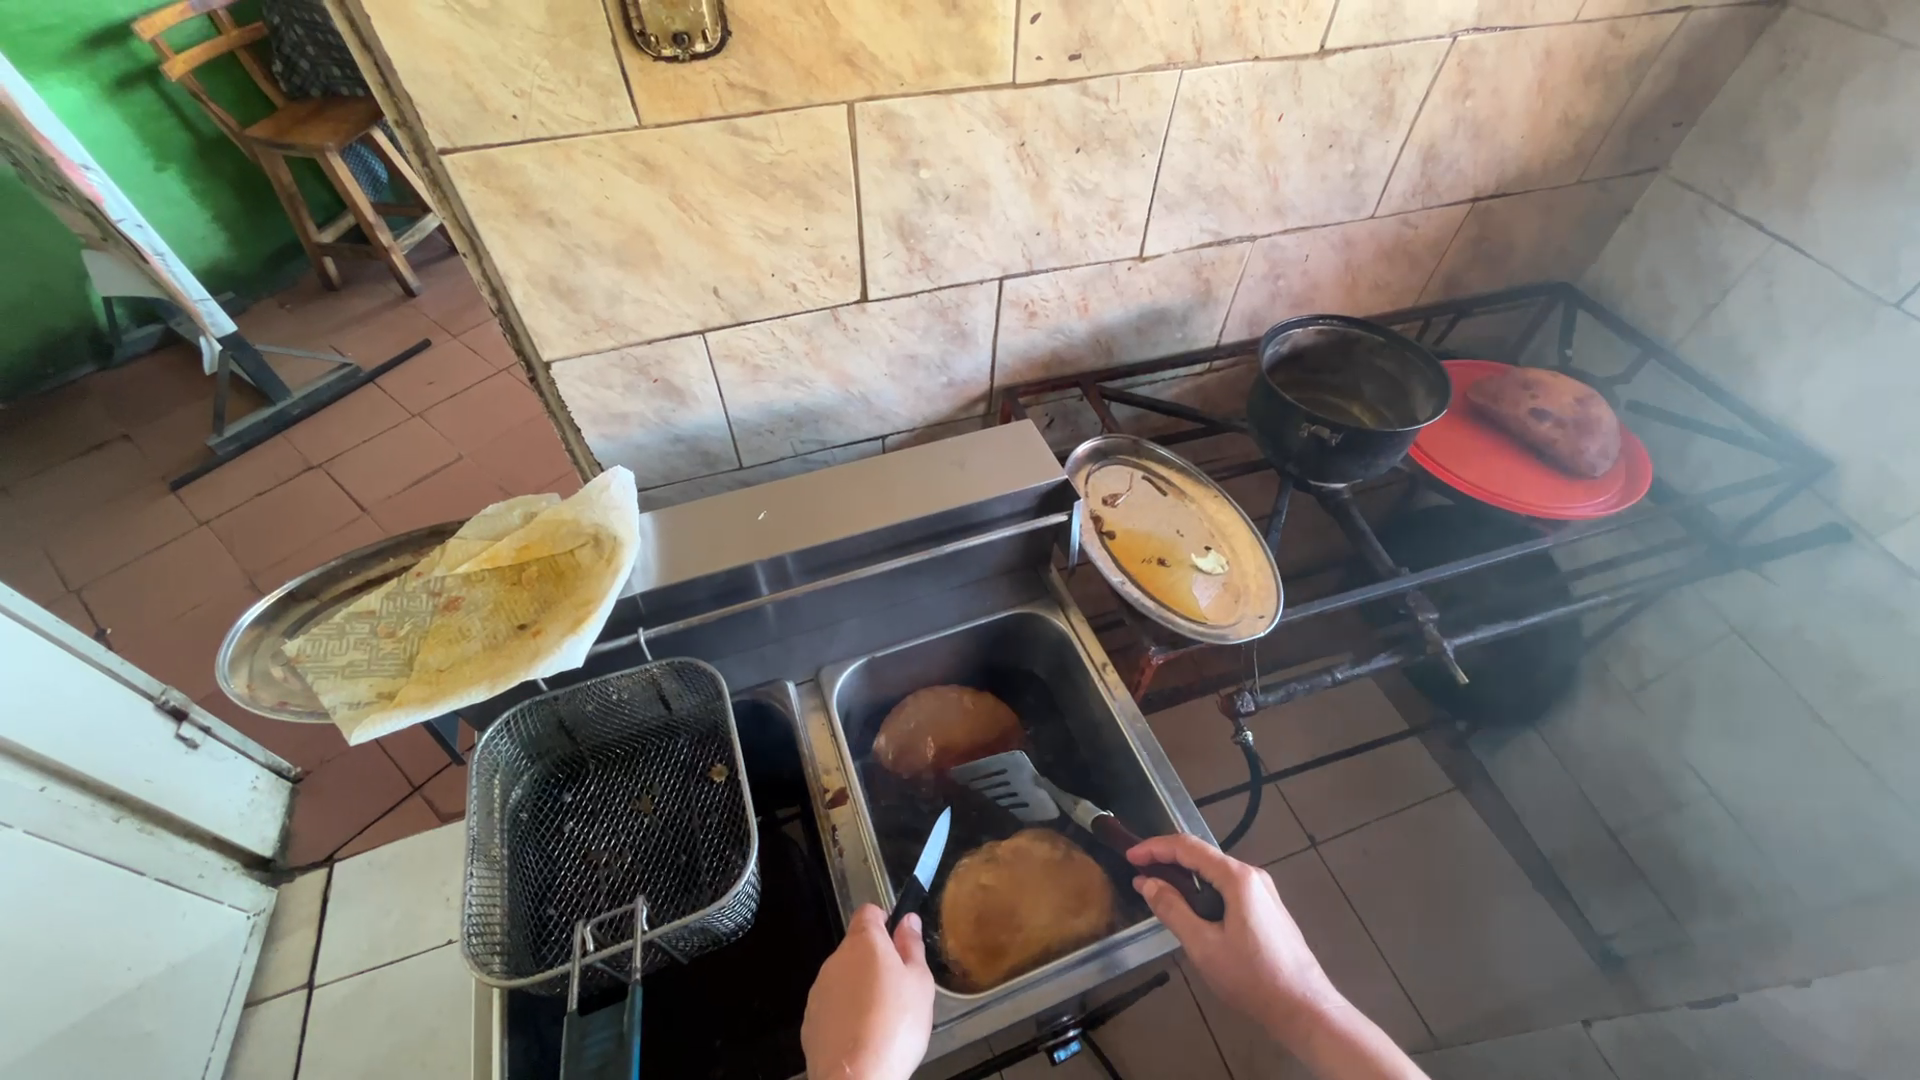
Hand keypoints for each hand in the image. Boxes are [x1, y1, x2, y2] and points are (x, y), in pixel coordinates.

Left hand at [802, 904, 935, 1079]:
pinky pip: (832, 1006)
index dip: (884, 921)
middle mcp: (835, 959)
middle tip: (897, 988)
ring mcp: (819, 991)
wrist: (857, 1079)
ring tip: (881, 1018)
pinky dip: (845, 1014)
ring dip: (859, 988)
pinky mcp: (810, 1021)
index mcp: (864, 942)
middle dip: (875, 961)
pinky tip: (861, 1037)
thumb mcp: (920, 983)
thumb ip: (912, 947)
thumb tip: (908, 920)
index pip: (868, 912)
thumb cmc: (896, 1024)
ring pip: (843, 978)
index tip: (897, 942)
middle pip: (856, 948)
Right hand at [1127, 834, 1343, 1046]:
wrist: (1307, 1011)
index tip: (1130, 857)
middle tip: (1140, 875)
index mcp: (1237, 878)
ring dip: (1186, 877)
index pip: (1187, 847)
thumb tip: (1147, 882)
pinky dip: (1203, 891)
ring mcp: (1263, 892)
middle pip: (1202, 856)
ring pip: (1215, 873)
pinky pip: (1227, 888)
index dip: (1155, 848)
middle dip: (1168, 861)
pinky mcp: (1268, 909)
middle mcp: (1252, 876)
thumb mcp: (1203, 946)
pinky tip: (1192, 911)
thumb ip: (1172, 909)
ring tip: (1160, 893)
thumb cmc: (1253, 978)